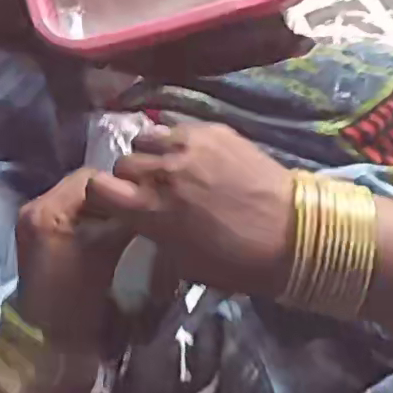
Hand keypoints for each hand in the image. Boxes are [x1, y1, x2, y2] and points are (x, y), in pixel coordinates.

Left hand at [12, 168, 133, 351]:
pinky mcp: (45, 243)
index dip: (121, 186)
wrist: (47, 351)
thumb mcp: (103, 256)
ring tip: (131, 226)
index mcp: (46, 210)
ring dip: (106, 212)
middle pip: (86, 189)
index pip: (91, 177)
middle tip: (142, 212)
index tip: (145, 201)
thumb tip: (148, 199)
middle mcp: (36, 210)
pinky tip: (114, 239)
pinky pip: (75, 219)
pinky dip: (95, 224)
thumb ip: (123, 221)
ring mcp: (38, 227)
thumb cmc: (75, 305)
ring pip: (83, 204)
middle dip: (114, 198)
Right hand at [88, 122, 294, 297]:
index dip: (103, 194)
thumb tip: (138, 224)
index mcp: (150, 209)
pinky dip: (180, 142)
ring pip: (146, 139)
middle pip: (123, 162)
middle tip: (153, 189)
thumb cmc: (236, 260)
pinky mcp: (211, 129)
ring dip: (153, 155)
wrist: (294, 233)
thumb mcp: (182, 263)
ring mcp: (186, 145)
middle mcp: (162, 171)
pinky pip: (177, 128)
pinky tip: (197, 157)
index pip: (97, 186)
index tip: (116, 201)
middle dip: (132, 177)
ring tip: (173, 167)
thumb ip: (152, 235)